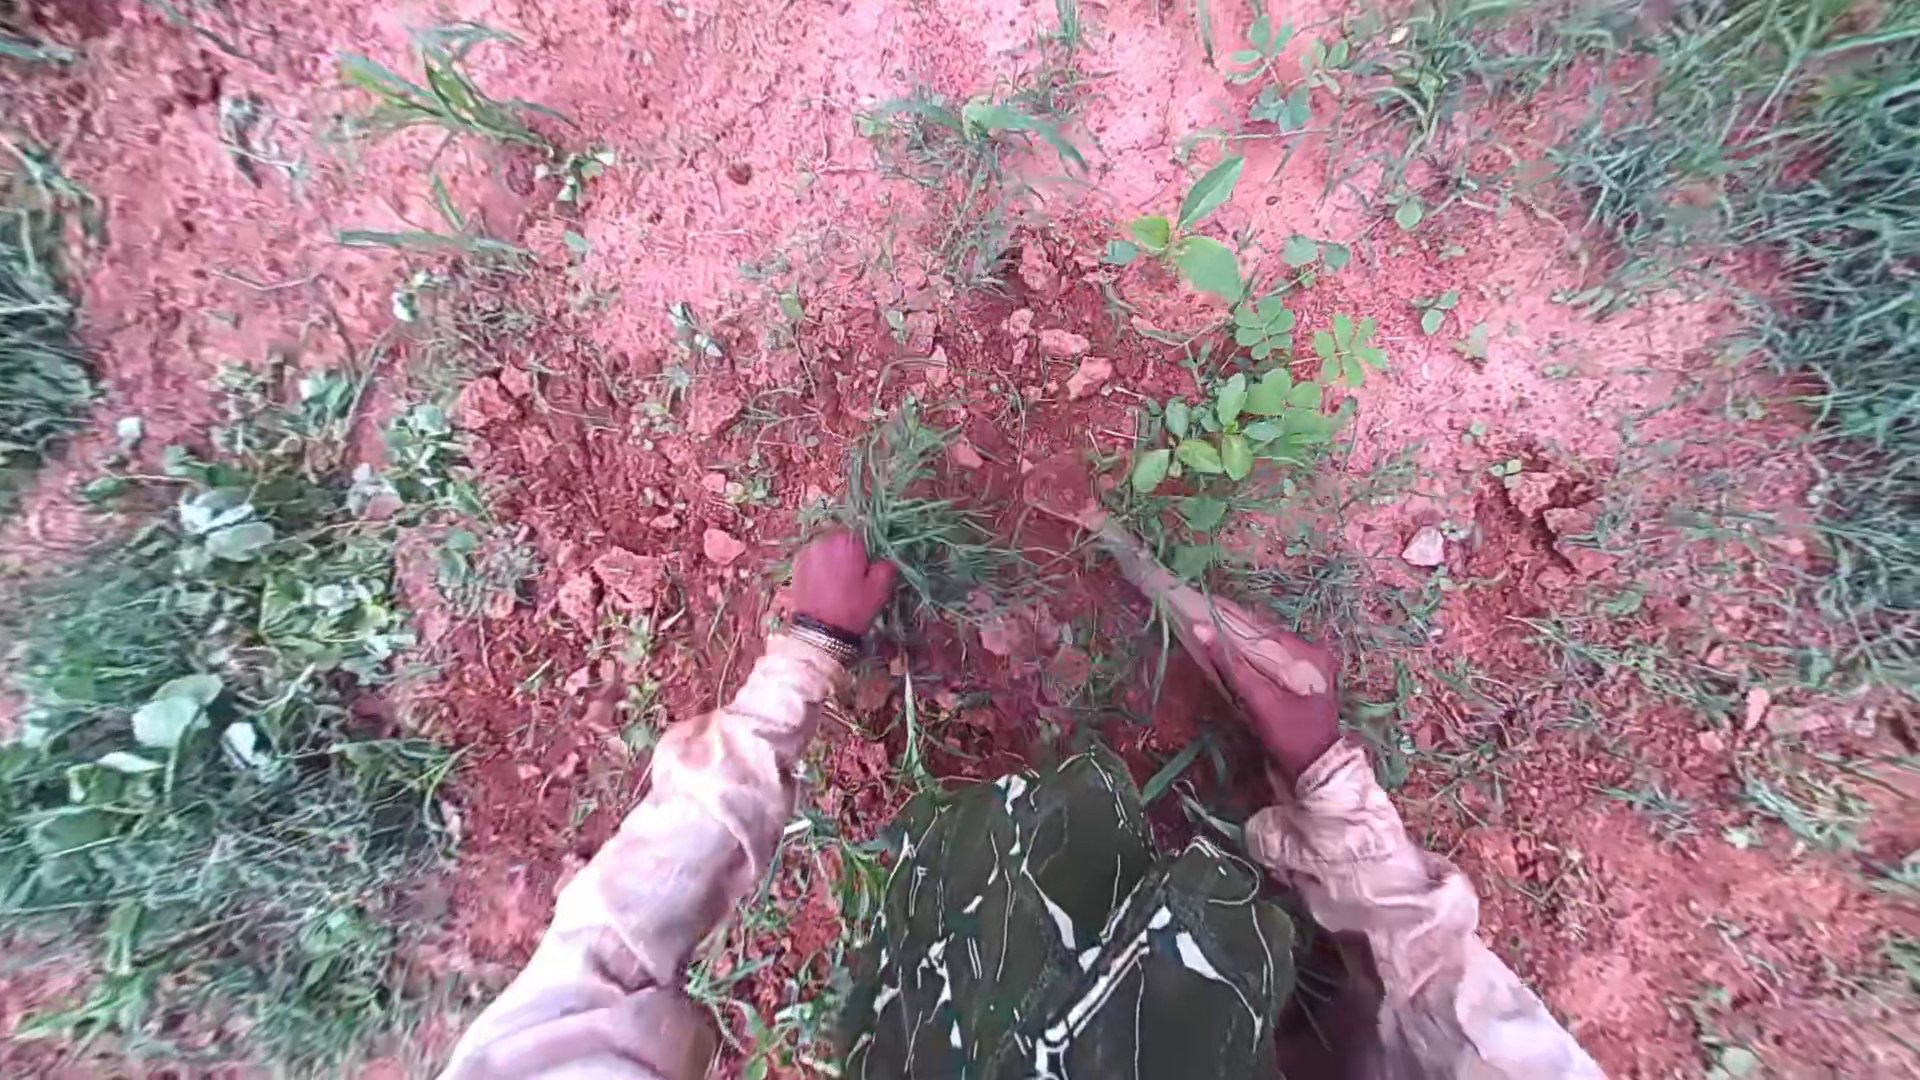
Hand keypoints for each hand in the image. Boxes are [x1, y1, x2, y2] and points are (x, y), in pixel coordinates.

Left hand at [791, 530, 897, 635]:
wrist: (820, 632)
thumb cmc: (853, 608)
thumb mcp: (880, 589)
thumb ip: (887, 567)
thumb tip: (887, 561)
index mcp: (846, 541)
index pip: (862, 536)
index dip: (867, 553)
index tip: (868, 570)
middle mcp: (823, 541)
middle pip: (842, 540)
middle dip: (848, 554)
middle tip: (854, 577)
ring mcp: (807, 553)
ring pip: (826, 550)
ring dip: (833, 560)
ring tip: (838, 583)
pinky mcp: (796, 566)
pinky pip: (814, 560)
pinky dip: (820, 568)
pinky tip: (825, 585)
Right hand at [1198, 619, 1338, 783]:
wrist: (1318, 769)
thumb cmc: (1290, 737)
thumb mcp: (1259, 701)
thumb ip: (1231, 665)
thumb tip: (1201, 630)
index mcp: (1306, 653)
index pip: (1258, 625)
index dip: (1227, 614)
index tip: (1200, 603)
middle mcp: (1310, 651)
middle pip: (1261, 631)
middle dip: (1229, 623)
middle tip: (1198, 612)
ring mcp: (1307, 663)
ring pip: (1262, 641)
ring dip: (1234, 634)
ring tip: (1206, 623)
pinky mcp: (1299, 674)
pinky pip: (1267, 653)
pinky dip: (1245, 649)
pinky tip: (1226, 645)